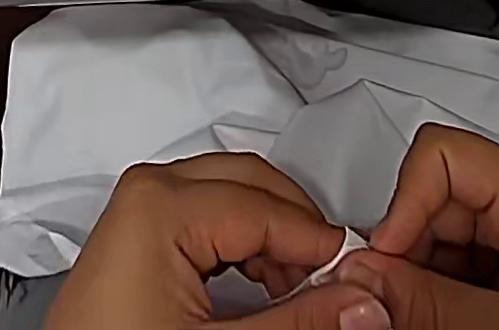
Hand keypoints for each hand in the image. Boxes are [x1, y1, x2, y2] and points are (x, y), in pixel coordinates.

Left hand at [42, 152, 392, 329]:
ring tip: (298, 288)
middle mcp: (150, 188)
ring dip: (272, 232)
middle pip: (250, 181)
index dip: (316, 240)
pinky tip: (261, 280)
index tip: (354, 271)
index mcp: (161, 204)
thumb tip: (357, 303)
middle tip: (333, 277)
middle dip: (296, 226)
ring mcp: (142, 201)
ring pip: (232, 190)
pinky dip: (243, 238)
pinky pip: (209, 207)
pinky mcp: (141, 222)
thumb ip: (294, 322)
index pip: (263, 206)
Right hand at [331, 125, 498, 329]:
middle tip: (396, 303)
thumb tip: (360, 276)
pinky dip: (436, 298)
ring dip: (418, 280)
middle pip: (431, 196)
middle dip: (406, 249)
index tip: (384, 257)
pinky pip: (452, 267)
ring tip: (426, 320)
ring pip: (434, 236)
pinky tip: (445, 323)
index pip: (439, 154)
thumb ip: (430, 303)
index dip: (403, 201)